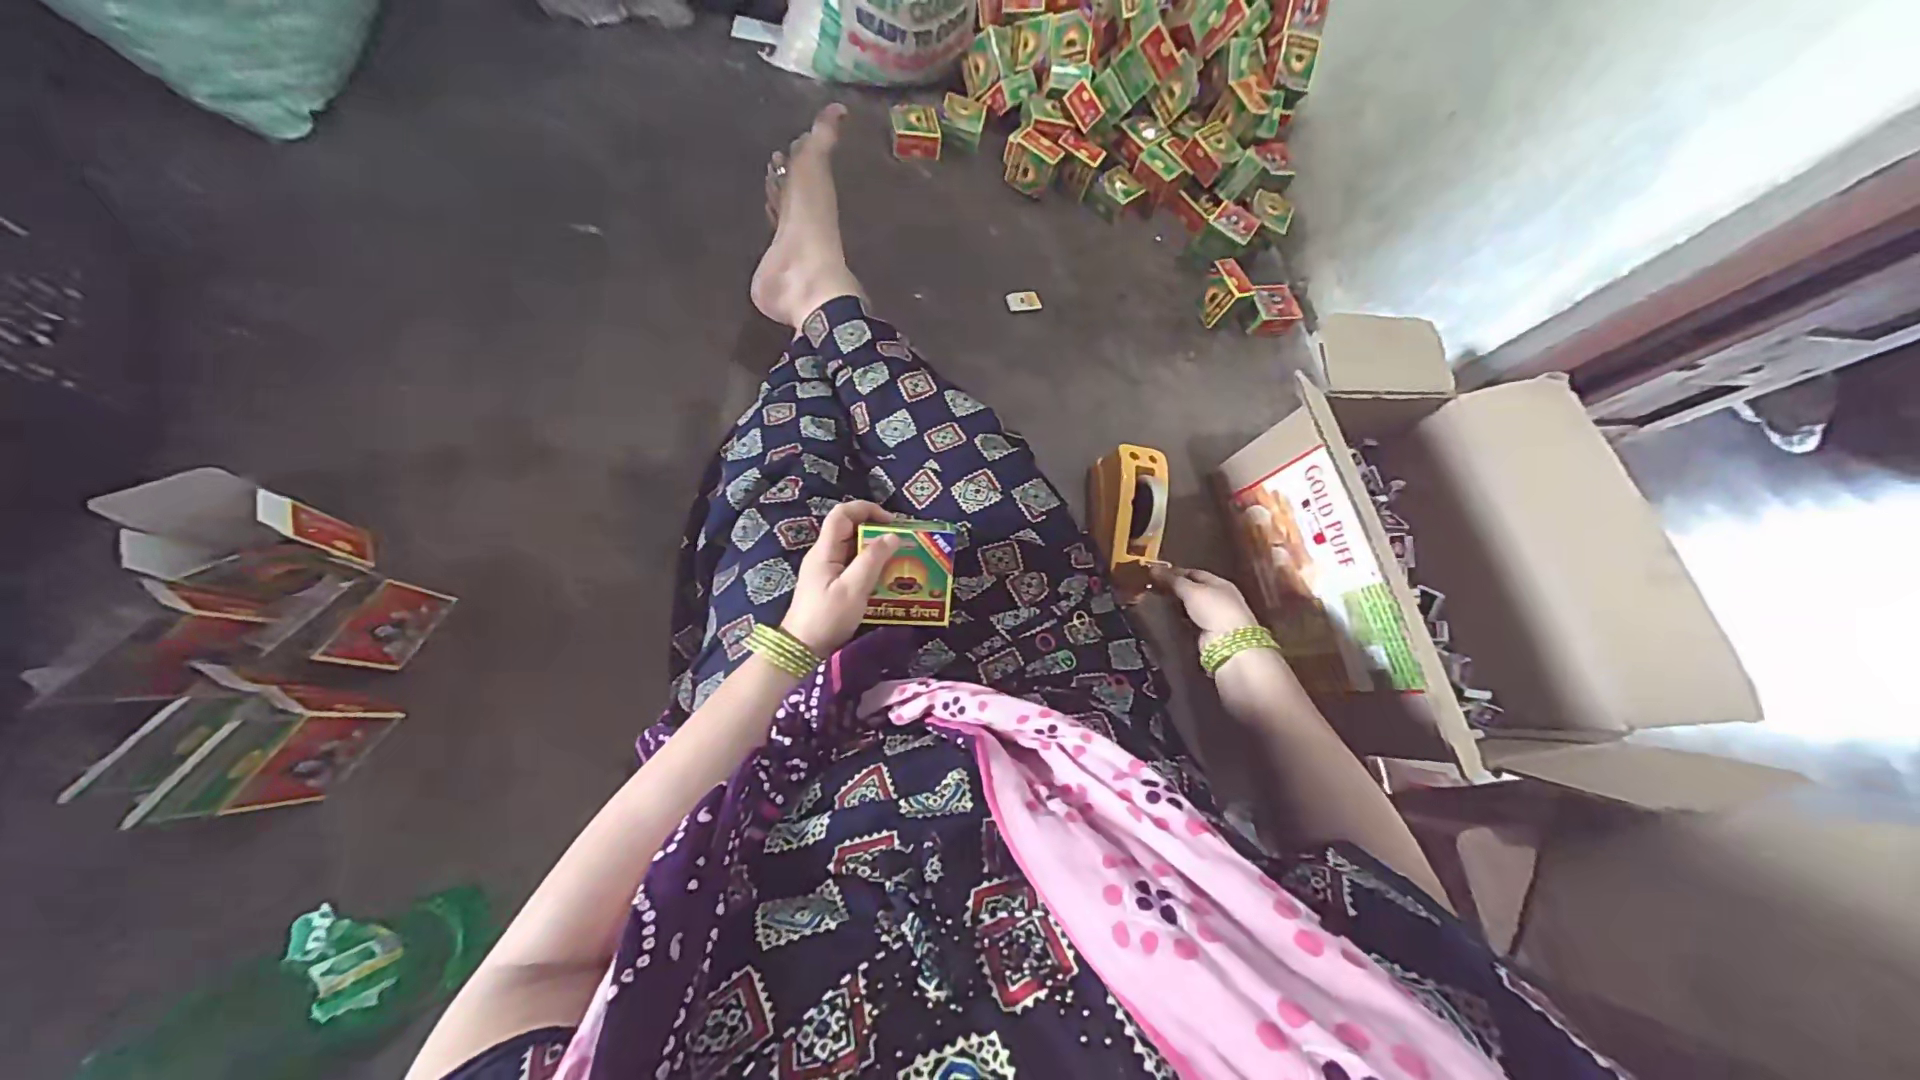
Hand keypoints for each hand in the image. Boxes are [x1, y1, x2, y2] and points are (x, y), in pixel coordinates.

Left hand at [781, 500, 902, 656]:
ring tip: (898, 559)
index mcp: (825, 550)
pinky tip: (885, 578)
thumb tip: (892, 536)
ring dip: (875, 550)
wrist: (801, 648)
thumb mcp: (853, 589)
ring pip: (852, 548)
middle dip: (876, 530)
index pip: (842, 514)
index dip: (866, 509)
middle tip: (901, 542)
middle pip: (849, 529)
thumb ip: (873, 560)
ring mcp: (826, 569)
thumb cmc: (827, 617)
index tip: (891, 521)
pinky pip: (852, 565)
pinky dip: (869, 566)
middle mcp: (824, 555)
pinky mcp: (830, 583)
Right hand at [1151, 565, 1261, 649]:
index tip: (1157, 573)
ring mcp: (1214, 616)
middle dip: (1175, 588)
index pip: (1195, 573)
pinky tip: (1166, 617)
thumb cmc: (1213, 609)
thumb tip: (1154, 569)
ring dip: (1176, 604)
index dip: (1176, 572)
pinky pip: (1190, 620)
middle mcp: (1219, 598)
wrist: (1229, 642)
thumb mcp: (1192, 590)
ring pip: (1190, 606)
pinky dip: (1179, 618)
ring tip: (1155, 600)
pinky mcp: (1208, 632)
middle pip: (1193, 589)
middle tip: (1153, 587)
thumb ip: (1173, 580)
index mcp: (1220, 583)